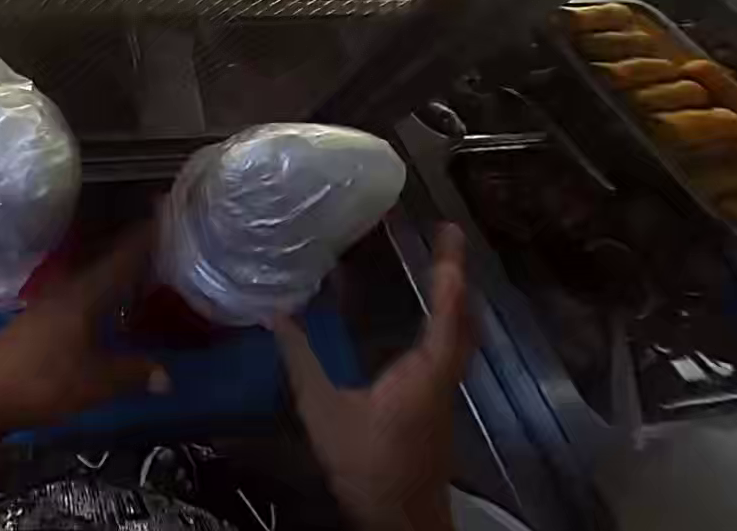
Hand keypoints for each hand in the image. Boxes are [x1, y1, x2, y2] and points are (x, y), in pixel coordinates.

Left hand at [0, 226, 170, 432]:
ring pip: (93, 273)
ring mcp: (53, 297)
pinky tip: (107, 301)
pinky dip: (101, 286)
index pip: (122, 257)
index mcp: (87, 292)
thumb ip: (133, 372)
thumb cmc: (45, 378)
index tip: (164, 216)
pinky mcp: (42, 313)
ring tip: (142, 265)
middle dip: (133, 249)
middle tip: (162, 240)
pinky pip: (82, 288)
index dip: (143, 237)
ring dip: (116, 267)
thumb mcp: (97, 380)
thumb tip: (168, 375)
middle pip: (107, 259)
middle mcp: (70, 285)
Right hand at [273, 224, 475, 530]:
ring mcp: (442, 391)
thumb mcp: (322, 409)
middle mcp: (442, 378)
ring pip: (460, 334)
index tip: (448, 235)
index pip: (446, 316)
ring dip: (455, 296)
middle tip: (448, 236)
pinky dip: (445, 317)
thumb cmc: (365, 464)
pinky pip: (449, 346)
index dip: (449, 273)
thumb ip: (299, 357)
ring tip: (439, 261)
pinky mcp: (434, 401)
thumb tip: (272, 311)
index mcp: (423, 376)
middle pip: (463, 319)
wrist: (400, 523)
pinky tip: (425, 311)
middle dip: (458, 275)